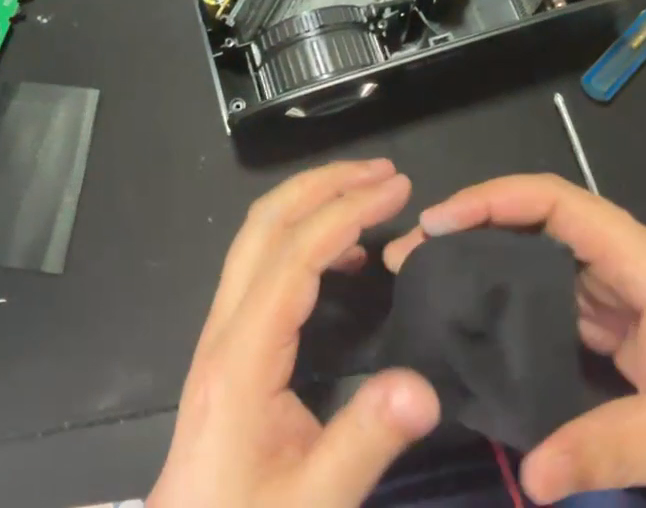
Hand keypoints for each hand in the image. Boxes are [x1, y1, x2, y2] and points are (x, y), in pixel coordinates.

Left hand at [149, 160, 440, 507]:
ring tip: (369, 194)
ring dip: (310, 203)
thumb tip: (424, 385)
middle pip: (265, 225)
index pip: (295, 256)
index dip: (347, 211)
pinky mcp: (228, 344)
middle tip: (384, 171)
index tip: (397, 188)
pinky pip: (261, 266)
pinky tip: (343, 257)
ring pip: (257, 239)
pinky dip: (302, 238)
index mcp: (244, 355)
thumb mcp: (315, 499)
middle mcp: (225, 327)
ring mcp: (221, 332)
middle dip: (324, 184)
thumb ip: (368, 441)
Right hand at [383, 174, 645, 506]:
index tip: (438, 222)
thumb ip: (609, 447)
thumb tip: (529, 475)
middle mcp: (629, 272)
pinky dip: (517, 322)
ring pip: (544, 275)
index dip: (493, 200)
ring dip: (490, 277)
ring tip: (433, 297)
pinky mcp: (628, 342)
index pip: (557, 204)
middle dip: (473, 234)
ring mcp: (627, 307)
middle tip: (412, 264)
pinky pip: (559, 319)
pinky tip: (485, 343)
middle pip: (539, 231)